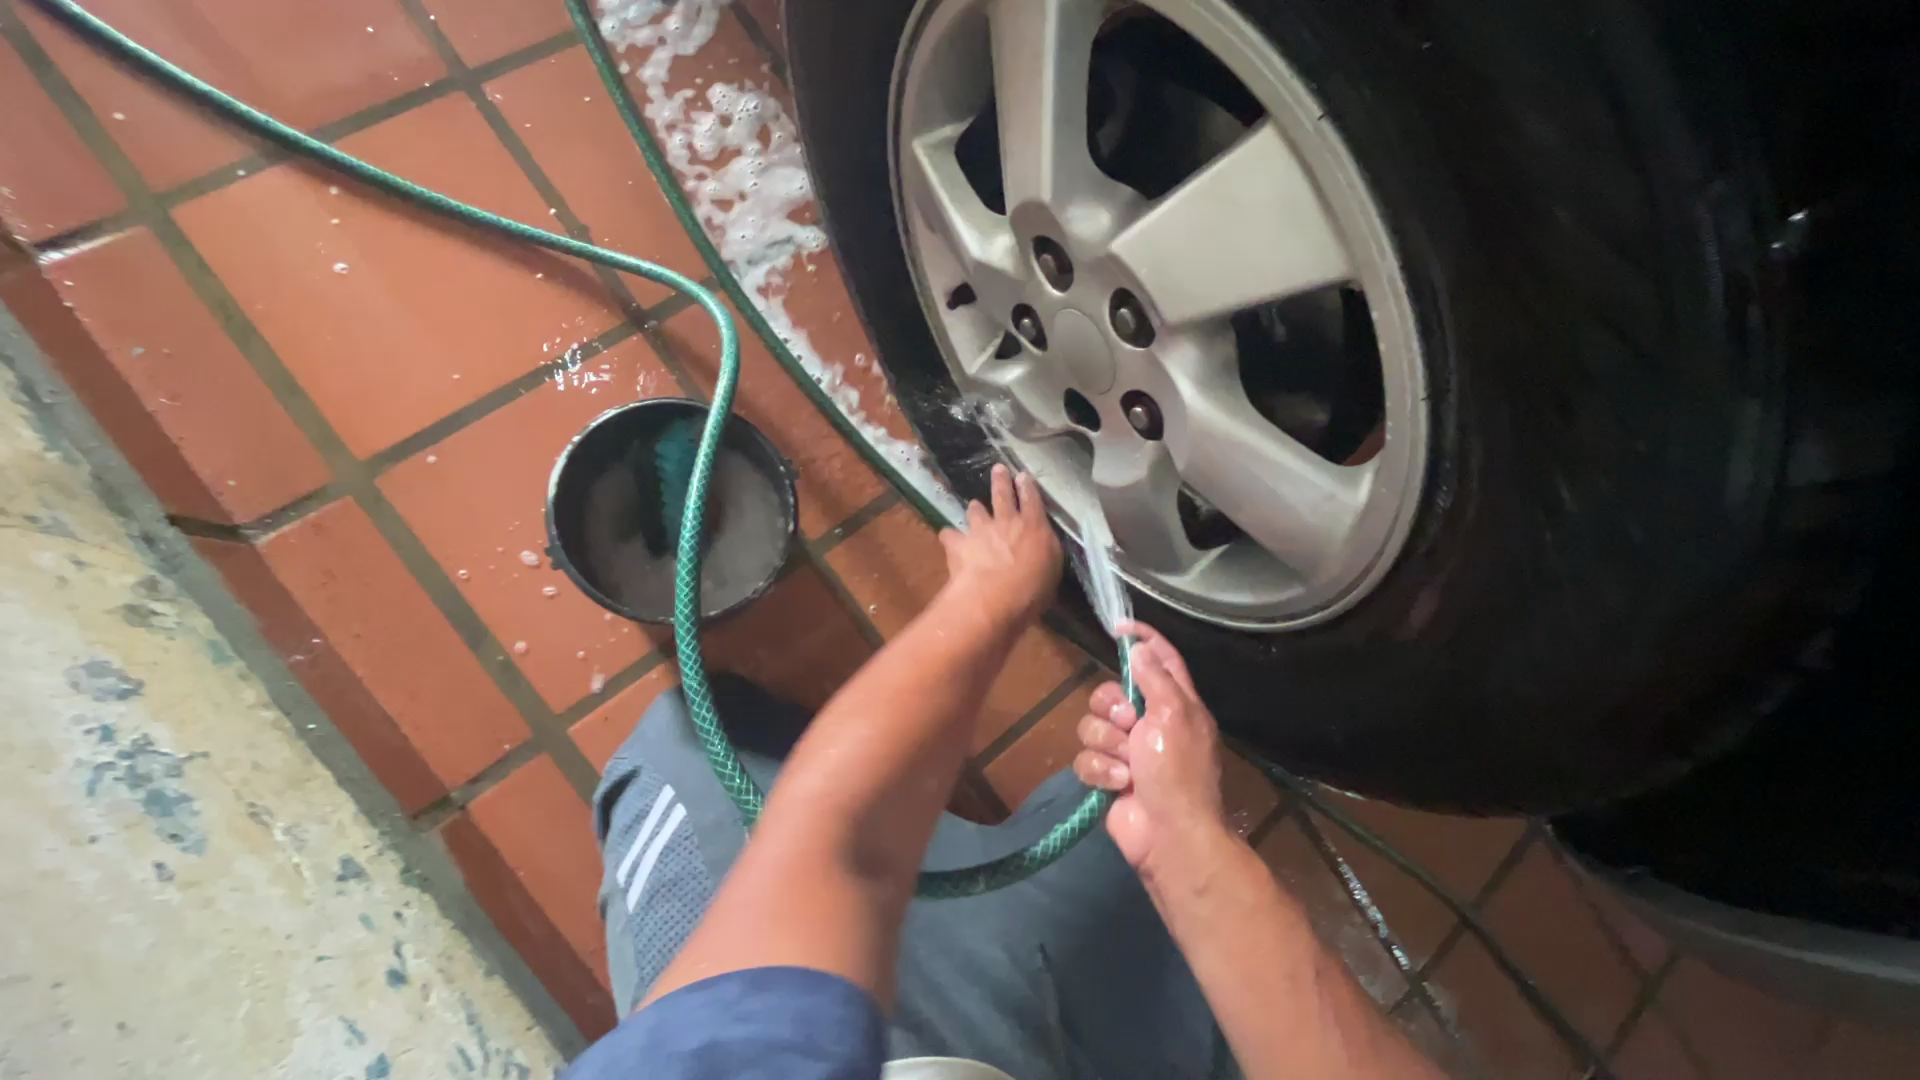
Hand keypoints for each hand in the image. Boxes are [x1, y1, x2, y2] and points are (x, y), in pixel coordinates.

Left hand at [938, 465, 1062, 628]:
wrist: (994, 597)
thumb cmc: (1032, 590)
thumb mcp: (1053, 570)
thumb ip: (1047, 550)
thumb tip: (1043, 543)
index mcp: (1033, 526)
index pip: (1032, 499)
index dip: (1027, 486)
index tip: (1023, 476)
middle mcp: (1006, 521)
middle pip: (1002, 495)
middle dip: (1000, 480)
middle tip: (998, 469)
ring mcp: (980, 530)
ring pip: (976, 511)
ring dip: (975, 509)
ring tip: (974, 507)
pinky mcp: (958, 544)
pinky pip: (950, 534)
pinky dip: (950, 536)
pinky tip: (948, 538)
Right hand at [1073, 620, 1227, 875]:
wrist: (1169, 835)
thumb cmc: (1178, 772)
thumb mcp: (1173, 716)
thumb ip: (1154, 678)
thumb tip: (1139, 649)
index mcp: (1175, 704)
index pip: (1160, 658)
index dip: (1142, 639)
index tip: (1118, 627)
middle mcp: (1149, 722)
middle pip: (1111, 692)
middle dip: (1111, 706)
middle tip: (1128, 723)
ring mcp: (1126, 750)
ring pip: (1092, 725)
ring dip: (1107, 744)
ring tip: (1126, 764)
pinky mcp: (1106, 775)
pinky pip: (1085, 757)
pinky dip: (1100, 770)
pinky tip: (1117, 785)